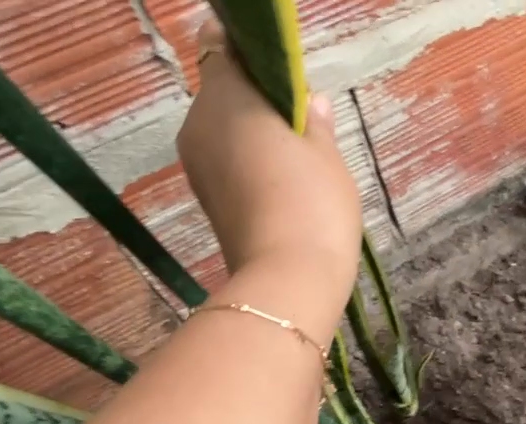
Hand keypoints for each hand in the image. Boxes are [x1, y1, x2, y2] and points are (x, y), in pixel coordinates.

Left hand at [176, 22, 361, 319]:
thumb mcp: (329, 158)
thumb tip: (311, 101)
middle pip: (224, 92)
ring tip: (295, 164)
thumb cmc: (314, 205)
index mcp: (229, 94)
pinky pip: (225, 164)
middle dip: (256, 101)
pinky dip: (247, 167)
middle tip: (300, 125)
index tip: (280, 70)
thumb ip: (315, 124)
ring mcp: (196, 161)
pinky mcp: (205, 197)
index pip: (221, 45)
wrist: (290, 277)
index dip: (248, 51)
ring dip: (253, 137)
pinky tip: (280, 189)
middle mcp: (200, 119)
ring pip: (224, 131)